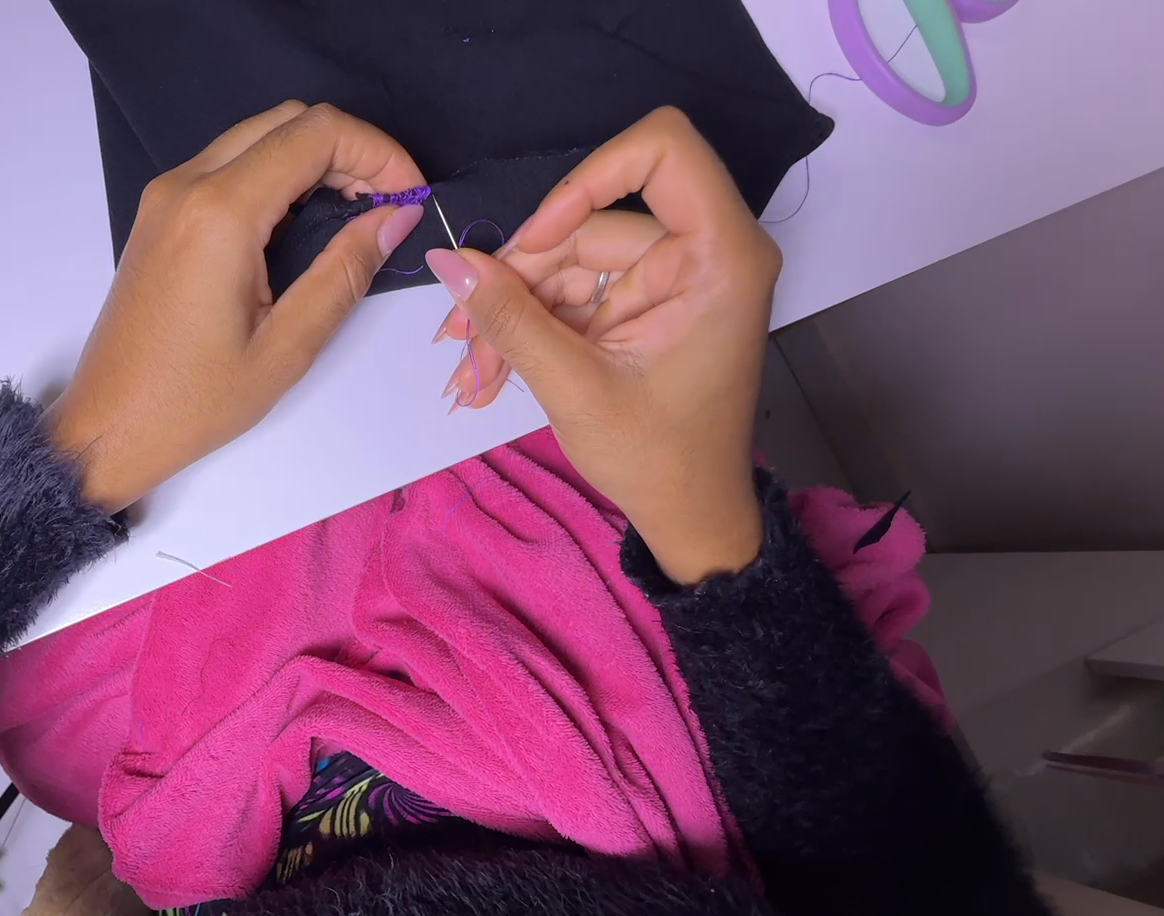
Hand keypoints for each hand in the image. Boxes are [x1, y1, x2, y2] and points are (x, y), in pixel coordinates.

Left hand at [48, 102, 425, 511]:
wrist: (110, 425)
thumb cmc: (192, 403)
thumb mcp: (285, 349)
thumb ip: (344, 273)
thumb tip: (394, 217)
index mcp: (219, 215)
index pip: (316, 135)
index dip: (378, 153)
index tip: (409, 197)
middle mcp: (186, 187)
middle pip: (287, 123)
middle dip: (350, 151)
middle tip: (385, 208)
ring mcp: (165, 198)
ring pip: (255, 139)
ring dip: (313, 163)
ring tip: (353, 218)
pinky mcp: (159, 218)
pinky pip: (227, 169)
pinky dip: (275, 179)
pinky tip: (300, 227)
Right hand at [426, 107, 777, 583]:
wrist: (684, 514)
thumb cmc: (655, 457)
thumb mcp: (574, 386)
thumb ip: (510, 319)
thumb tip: (447, 262)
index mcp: (715, 258)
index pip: (660, 154)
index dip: (584, 181)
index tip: (530, 244)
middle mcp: (694, 256)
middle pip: (586, 227)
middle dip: (515, 282)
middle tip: (459, 338)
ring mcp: (660, 284)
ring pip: (564, 269)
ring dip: (508, 317)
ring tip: (467, 372)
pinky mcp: (634, 312)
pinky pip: (567, 302)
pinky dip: (525, 335)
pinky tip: (485, 375)